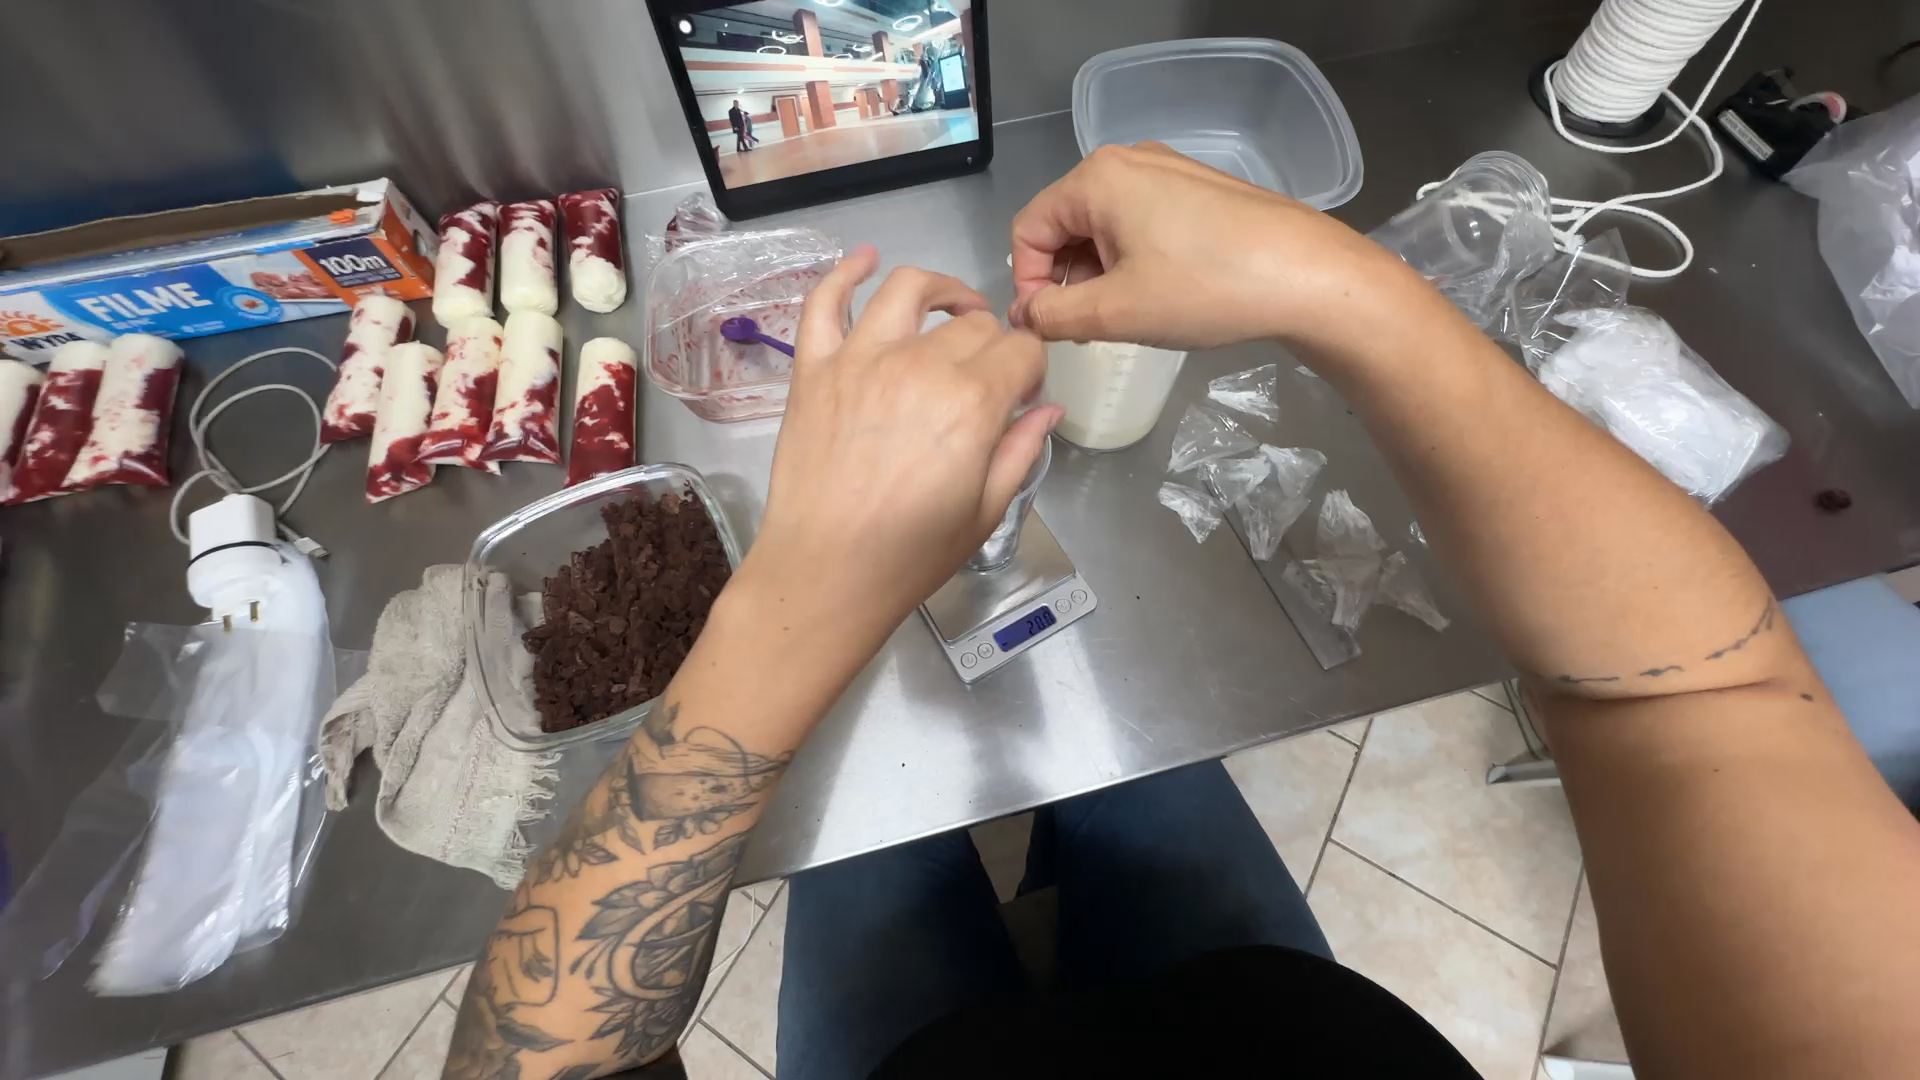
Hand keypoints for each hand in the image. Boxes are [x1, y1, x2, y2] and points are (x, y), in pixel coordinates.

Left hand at [739, 245, 1061, 661]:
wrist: (827, 572)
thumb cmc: (912, 554)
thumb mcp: (986, 511)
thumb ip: (1021, 450)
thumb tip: (1048, 409)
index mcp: (972, 402)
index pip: (1021, 350)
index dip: (1032, 368)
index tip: (1023, 393)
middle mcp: (920, 365)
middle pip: (973, 323)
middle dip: (992, 342)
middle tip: (987, 373)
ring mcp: (860, 359)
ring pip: (909, 289)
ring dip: (941, 290)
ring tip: (951, 308)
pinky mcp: (814, 367)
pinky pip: (826, 301)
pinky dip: (845, 272)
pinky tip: (864, 260)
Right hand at [1009, 142, 1419, 354]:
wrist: (1306, 276)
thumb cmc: (1202, 289)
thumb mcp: (1113, 312)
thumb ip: (1051, 314)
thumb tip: (1023, 315)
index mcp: (1096, 180)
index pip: (1028, 230)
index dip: (1027, 283)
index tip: (1049, 327)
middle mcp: (1126, 162)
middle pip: (1062, 225)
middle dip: (1064, 279)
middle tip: (1087, 327)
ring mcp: (1165, 172)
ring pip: (1100, 228)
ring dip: (1095, 275)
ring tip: (1123, 314)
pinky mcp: (1194, 191)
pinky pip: (1136, 224)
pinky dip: (1128, 262)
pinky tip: (1154, 294)